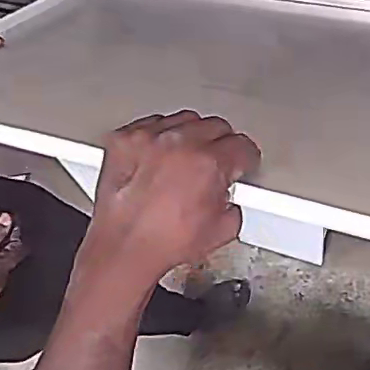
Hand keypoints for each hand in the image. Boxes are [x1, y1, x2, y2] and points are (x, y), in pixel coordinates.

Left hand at [80, 111, 261, 286]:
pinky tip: (162, 155)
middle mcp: (179, 143)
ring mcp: (149, 138)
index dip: (246, 159)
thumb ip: (234, 202)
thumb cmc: (164, 242)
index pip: (242, 145)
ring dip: (192, 136)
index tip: (243, 163)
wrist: (123, 249)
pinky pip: (153, 124)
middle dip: (222, 145)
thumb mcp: (222, 230)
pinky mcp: (124, 140)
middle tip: (217, 162)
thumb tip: (230, 195)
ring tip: (188, 158)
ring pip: (186, 119)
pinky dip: (161, 136)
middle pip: (217, 126)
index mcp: (208, 163)